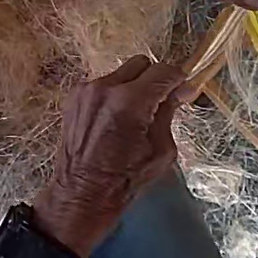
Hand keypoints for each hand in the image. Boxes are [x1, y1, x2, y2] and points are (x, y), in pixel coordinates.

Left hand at [34, 56, 187, 257]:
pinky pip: (102, 85)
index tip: (184, 89)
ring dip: (133, 87)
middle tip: (160, 102)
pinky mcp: (73, 96)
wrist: (82, 193)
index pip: (163, 71)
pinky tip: (114, 119)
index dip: (178, 78)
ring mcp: (86, 90)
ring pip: (121, 74)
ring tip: (135, 115)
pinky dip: (113, 95)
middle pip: (141, 64)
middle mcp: (105, 88)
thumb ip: (169, 113)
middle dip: (154, 79)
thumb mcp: (161, 149)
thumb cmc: (125, 179)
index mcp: (130, 101)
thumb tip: (181, 90)